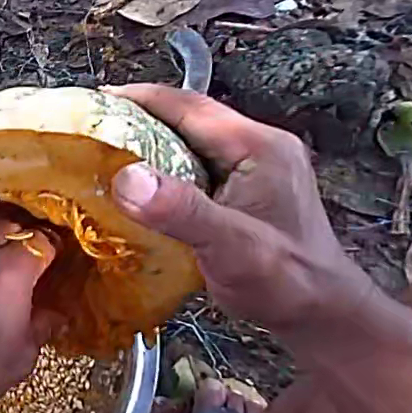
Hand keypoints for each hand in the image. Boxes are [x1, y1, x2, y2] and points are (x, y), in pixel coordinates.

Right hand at [105, 84, 373, 331]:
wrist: (321, 314)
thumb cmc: (287, 281)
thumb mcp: (232, 246)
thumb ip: (182, 211)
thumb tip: (127, 178)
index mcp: (258, 147)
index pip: (189, 106)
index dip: (139, 99)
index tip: (95, 102)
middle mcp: (257, 148)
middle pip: (186, 119)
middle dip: (136, 120)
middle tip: (90, 131)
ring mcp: (251, 169)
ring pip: (187, 143)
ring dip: (146, 146)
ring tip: (103, 156)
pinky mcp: (241, 190)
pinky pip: (191, 168)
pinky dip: (160, 171)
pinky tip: (136, 190)